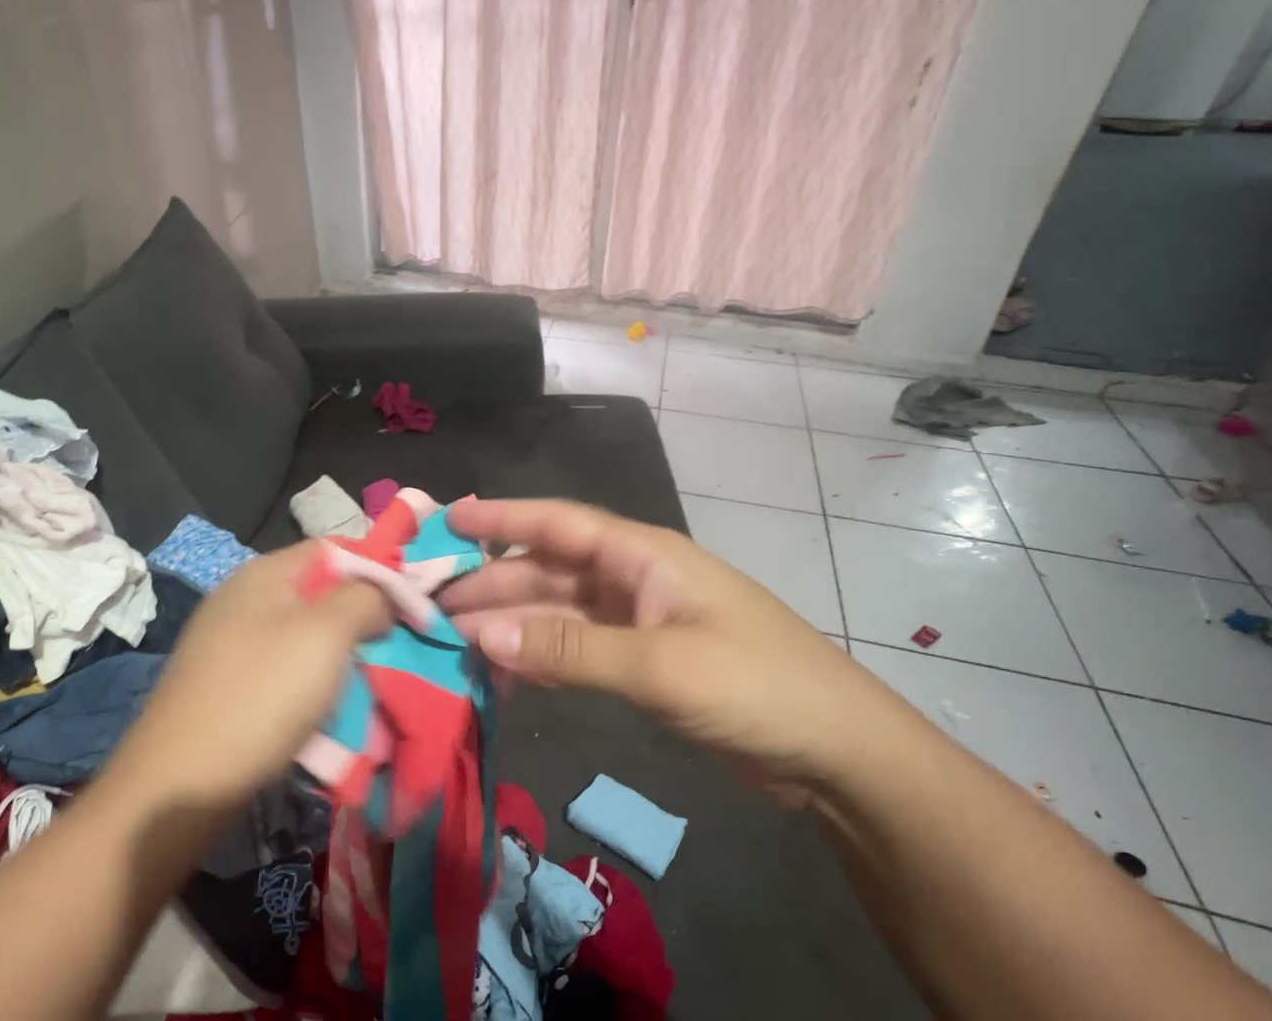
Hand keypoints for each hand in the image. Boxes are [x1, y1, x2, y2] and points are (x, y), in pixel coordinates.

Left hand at [106, 542, 391, 808]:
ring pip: (304, 640)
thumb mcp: (326, 635)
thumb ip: (363, 597)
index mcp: (264, 574)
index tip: (411, 609)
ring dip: (339, 662)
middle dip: (361, 623)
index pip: (335, 549)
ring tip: (365, 691)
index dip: (377, 571)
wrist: (181, 784)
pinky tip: (324, 717)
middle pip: (320, 595)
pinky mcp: (224, 684)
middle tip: (393, 656)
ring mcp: (228, 643)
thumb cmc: (261, 696)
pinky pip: (282, 673)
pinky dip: (310, 690)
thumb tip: (380, 594)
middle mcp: (243, 599)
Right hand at [441, 499, 918, 784]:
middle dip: (493, 585)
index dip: (500, 518)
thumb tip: (479, 632)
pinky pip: (576, 650)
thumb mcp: (658, 666)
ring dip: (512, 625)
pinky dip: (540, 658)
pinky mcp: (645, 664)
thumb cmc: (755, 687)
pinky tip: (504, 673)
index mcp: (644, 556)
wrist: (836, 753)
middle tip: (434, 609)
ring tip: (456, 645)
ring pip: (559, 613)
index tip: (445, 522)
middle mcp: (635, 580)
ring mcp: (640, 623)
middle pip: (549, 570)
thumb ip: (567, 648)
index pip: (558, 523)